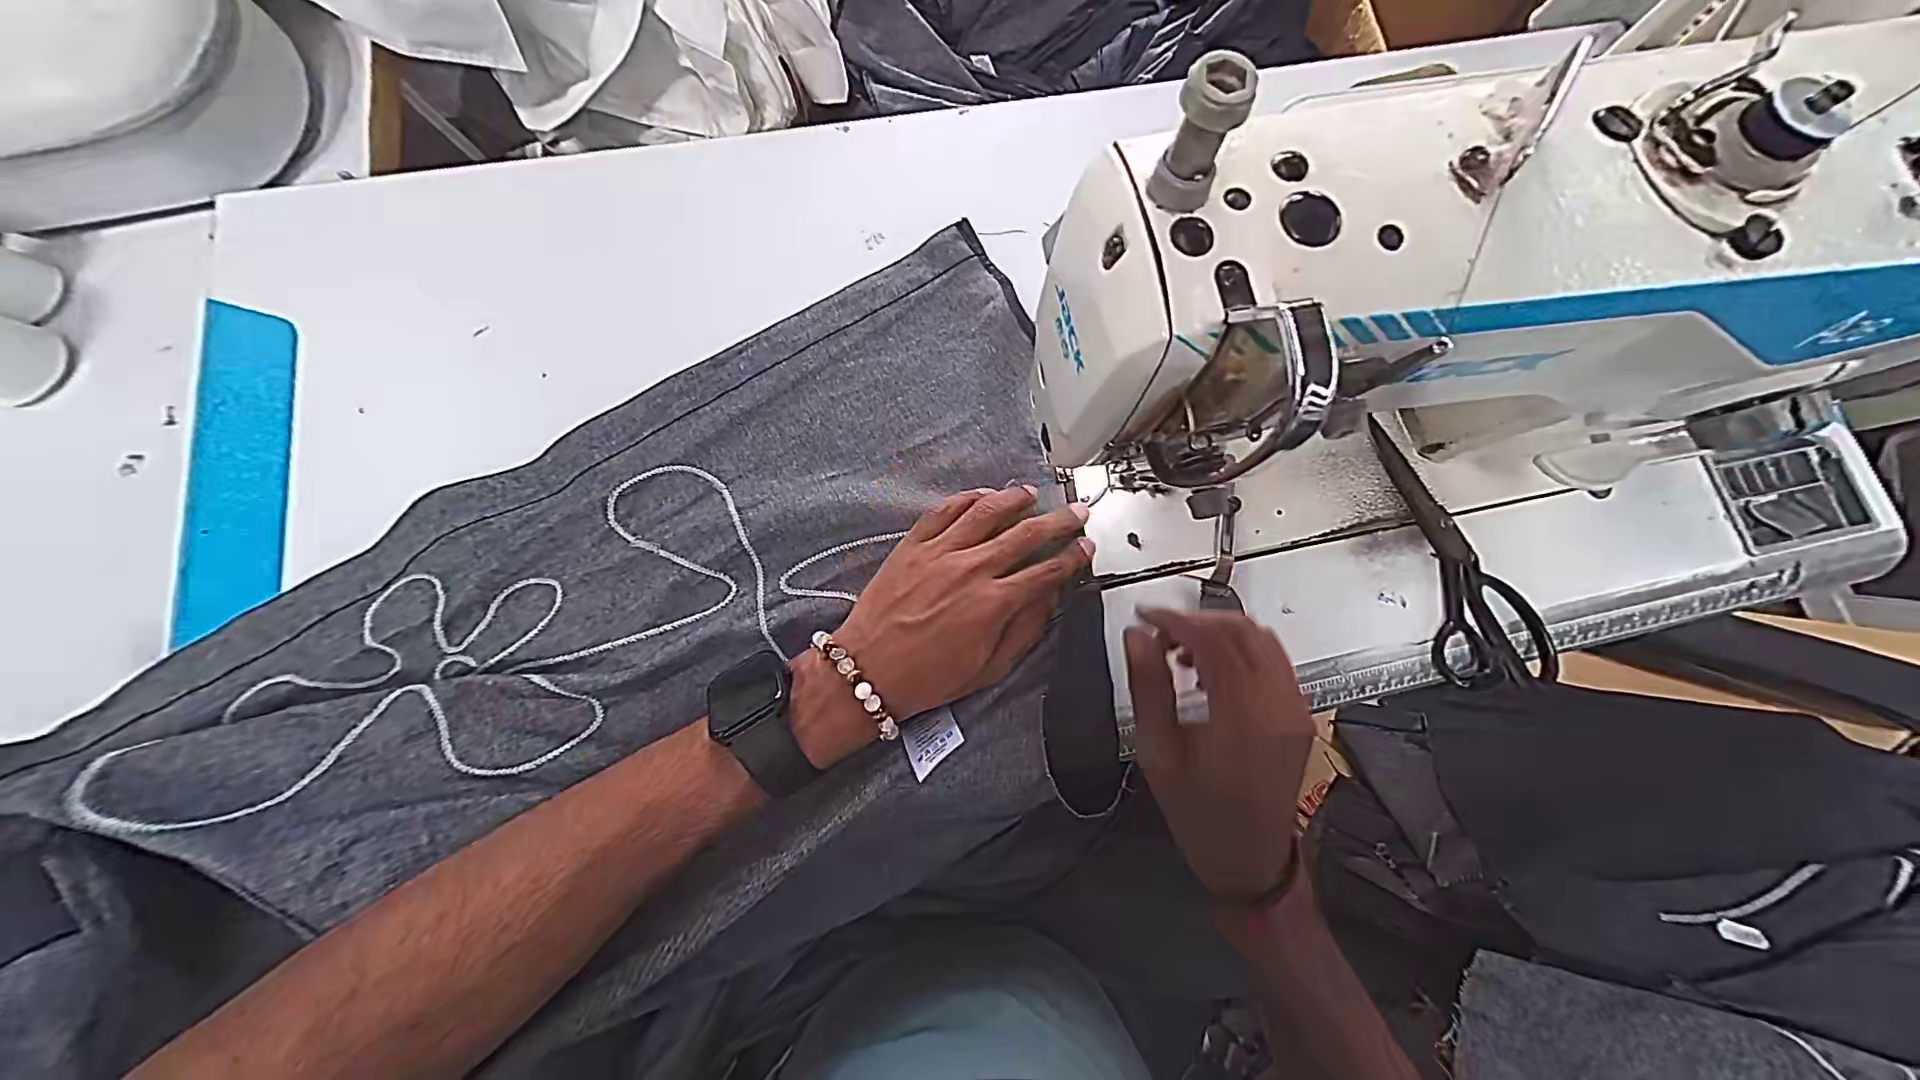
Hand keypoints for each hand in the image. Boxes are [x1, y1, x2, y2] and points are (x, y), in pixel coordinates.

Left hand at [835, 486, 1093, 721]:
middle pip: (1026, 533)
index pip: (1047, 570)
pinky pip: (944, 511)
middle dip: (1058, 521)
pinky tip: (982, 496)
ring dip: (1015, 499)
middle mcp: (970, 571)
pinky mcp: (913, 547)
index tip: (1084, 548)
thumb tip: (1049, 600)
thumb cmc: (925, 676)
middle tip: (1075, 513)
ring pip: (987, 511)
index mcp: (993, 604)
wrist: (869, 671)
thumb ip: (1025, 629)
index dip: (1072, 557)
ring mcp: (939, 554)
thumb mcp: (989, 667)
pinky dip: (967, 499)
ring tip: (1030, 494)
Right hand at [1125, 609, 1314, 902]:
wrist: (1249, 859)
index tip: (1144, 616)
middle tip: (1158, 632)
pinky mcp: (1298, 713)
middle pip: (1242, 630)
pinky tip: (1209, 666)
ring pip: (1261, 638)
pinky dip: (1239, 649)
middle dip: (1195, 620)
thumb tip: (1136, 638)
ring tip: (1180, 649)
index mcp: (1244, 716)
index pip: (1214, 640)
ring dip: (1218, 632)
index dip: (1174, 619)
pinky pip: (1273, 659)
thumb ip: (1148, 686)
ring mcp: (1295, 708)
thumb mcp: (1158, 752)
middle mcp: (1280, 706)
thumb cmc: (1199, 815)